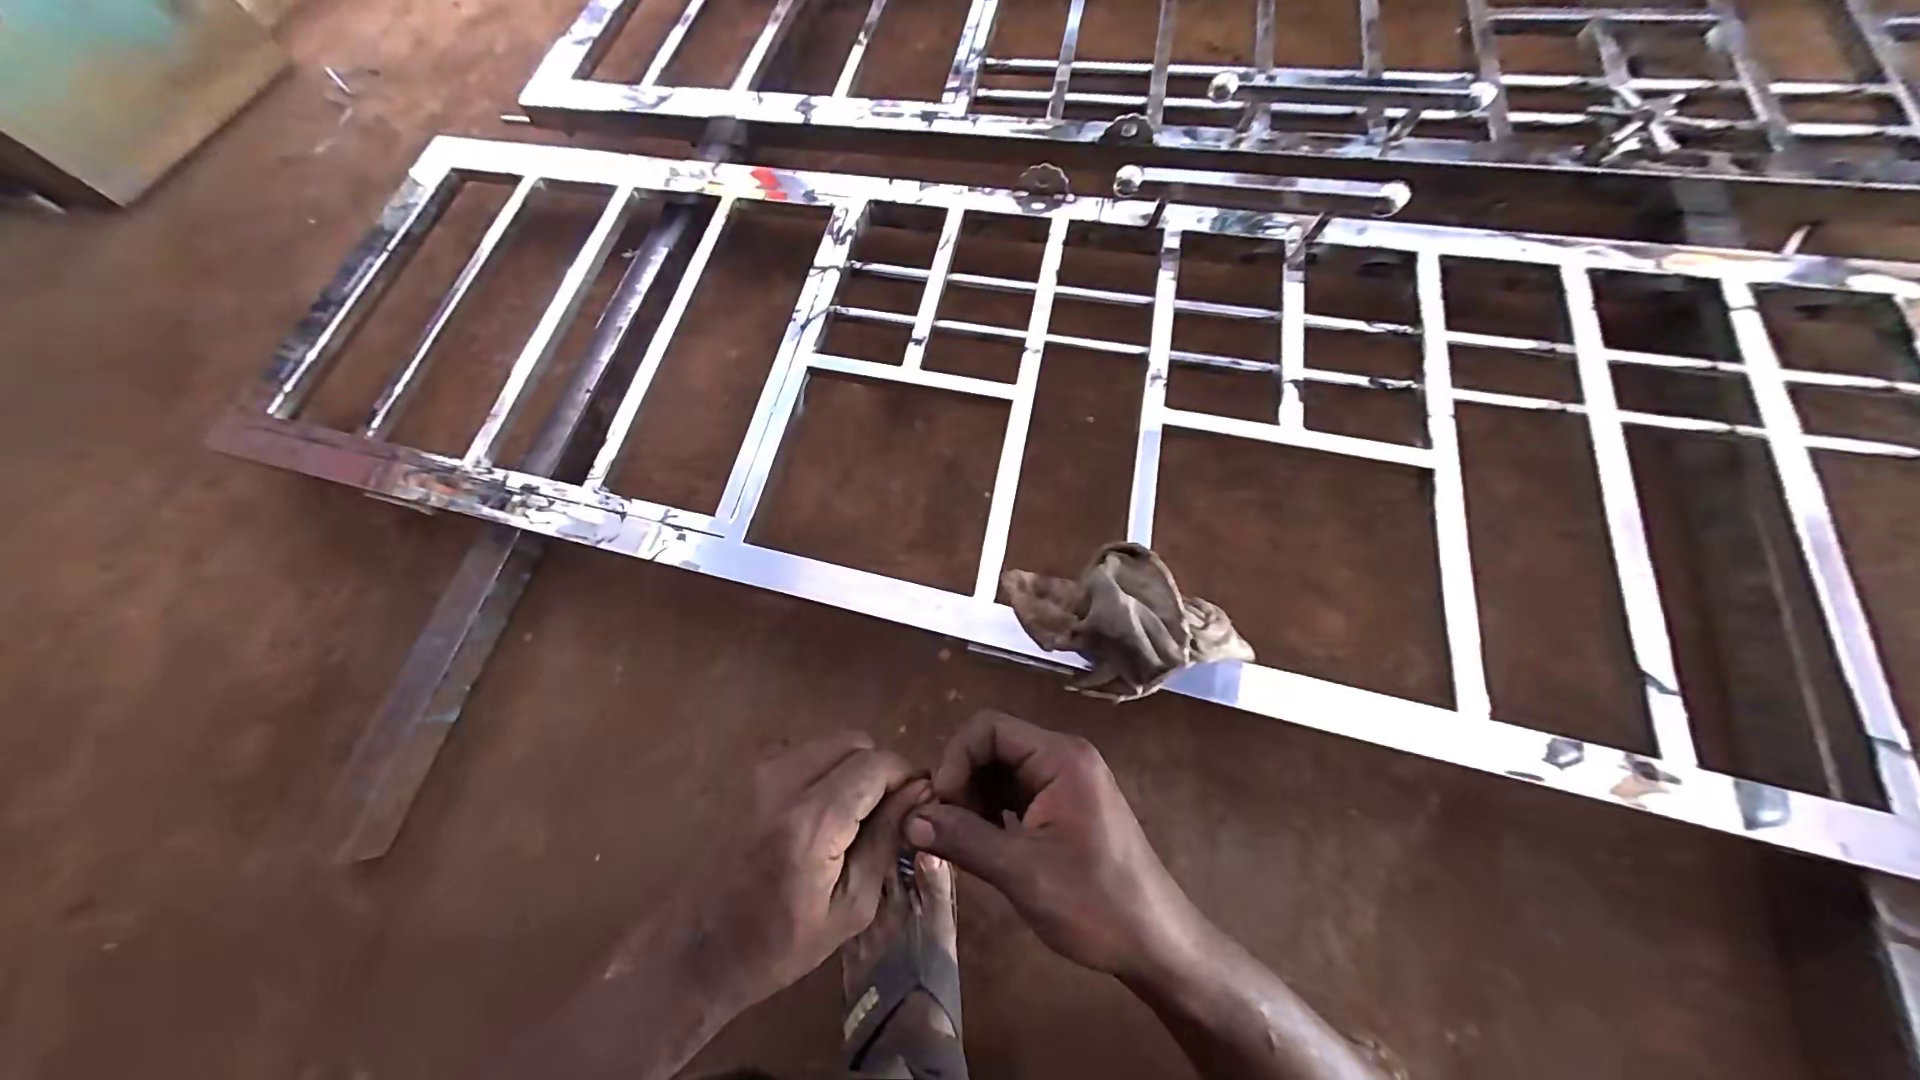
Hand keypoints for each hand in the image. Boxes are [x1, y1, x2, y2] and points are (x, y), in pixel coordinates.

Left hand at [641, 731, 929, 1012]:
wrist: (693, 951)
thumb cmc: (776, 945)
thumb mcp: (850, 906)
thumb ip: (887, 838)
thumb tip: (919, 791)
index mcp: (810, 821)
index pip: (877, 764)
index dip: (906, 777)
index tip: (918, 803)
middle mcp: (782, 781)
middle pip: (856, 743)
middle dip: (881, 770)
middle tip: (888, 812)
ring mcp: (760, 773)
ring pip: (831, 744)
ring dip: (854, 770)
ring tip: (856, 817)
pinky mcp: (750, 776)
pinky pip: (807, 755)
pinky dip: (829, 772)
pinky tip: (824, 816)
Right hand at [904, 711, 1203, 980]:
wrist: (1156, 943)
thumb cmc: (1096, 903)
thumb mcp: (1023, 872)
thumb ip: (964, 838)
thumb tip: (910, 818)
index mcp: (1060, 757)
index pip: (989, 727)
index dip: (956, 758)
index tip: (940, 806)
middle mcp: (1063, 756)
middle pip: (992, 745)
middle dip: (962, 781)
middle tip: (946, 828)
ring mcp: (1066, 780)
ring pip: (1000, 769)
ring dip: (974, 798)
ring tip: (963, 840)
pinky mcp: (1064, 804)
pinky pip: (1015, 791)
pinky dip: (992, 810)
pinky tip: (986, 843)